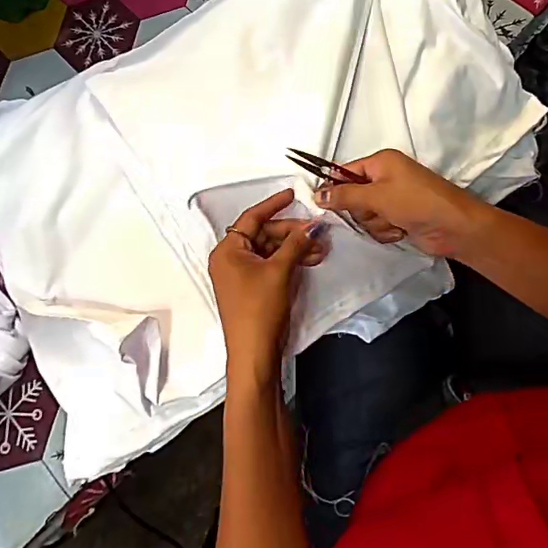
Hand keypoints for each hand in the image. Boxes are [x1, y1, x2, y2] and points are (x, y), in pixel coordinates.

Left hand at [208, 189, 327, 372]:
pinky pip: (272, 265)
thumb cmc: (259, 310)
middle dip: (292, 232)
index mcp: (227, 250)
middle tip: (317, 232)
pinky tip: (310, 259)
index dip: (274, 205)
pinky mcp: (253, 288)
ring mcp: (241, 275)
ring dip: (295, 248)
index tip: (293, 194)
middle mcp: (230, 259)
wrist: (255, 352)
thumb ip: (296, 244)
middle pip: (264, 234)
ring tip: (320, 249)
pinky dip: (290, 261)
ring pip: (271, 250)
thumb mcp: (279, 271)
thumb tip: (312, 226)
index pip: (251, 218)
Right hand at [314, 149, 489, 257]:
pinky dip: (385, 231)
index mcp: (381, 162)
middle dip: (362, 210)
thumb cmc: (417, 202)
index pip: (345, 171)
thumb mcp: (377, 196)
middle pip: (352, 196)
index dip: (333, 187)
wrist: (454, 227)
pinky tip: (399, 230)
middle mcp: (385, 177)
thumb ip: (344, 196)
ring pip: (364, 215)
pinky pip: (377, 226)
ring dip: (375, 223)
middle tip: (375, 212)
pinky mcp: (398, 218)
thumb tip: (317, 194)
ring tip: (393, 222)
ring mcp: (392, 199)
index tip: (322, 203)